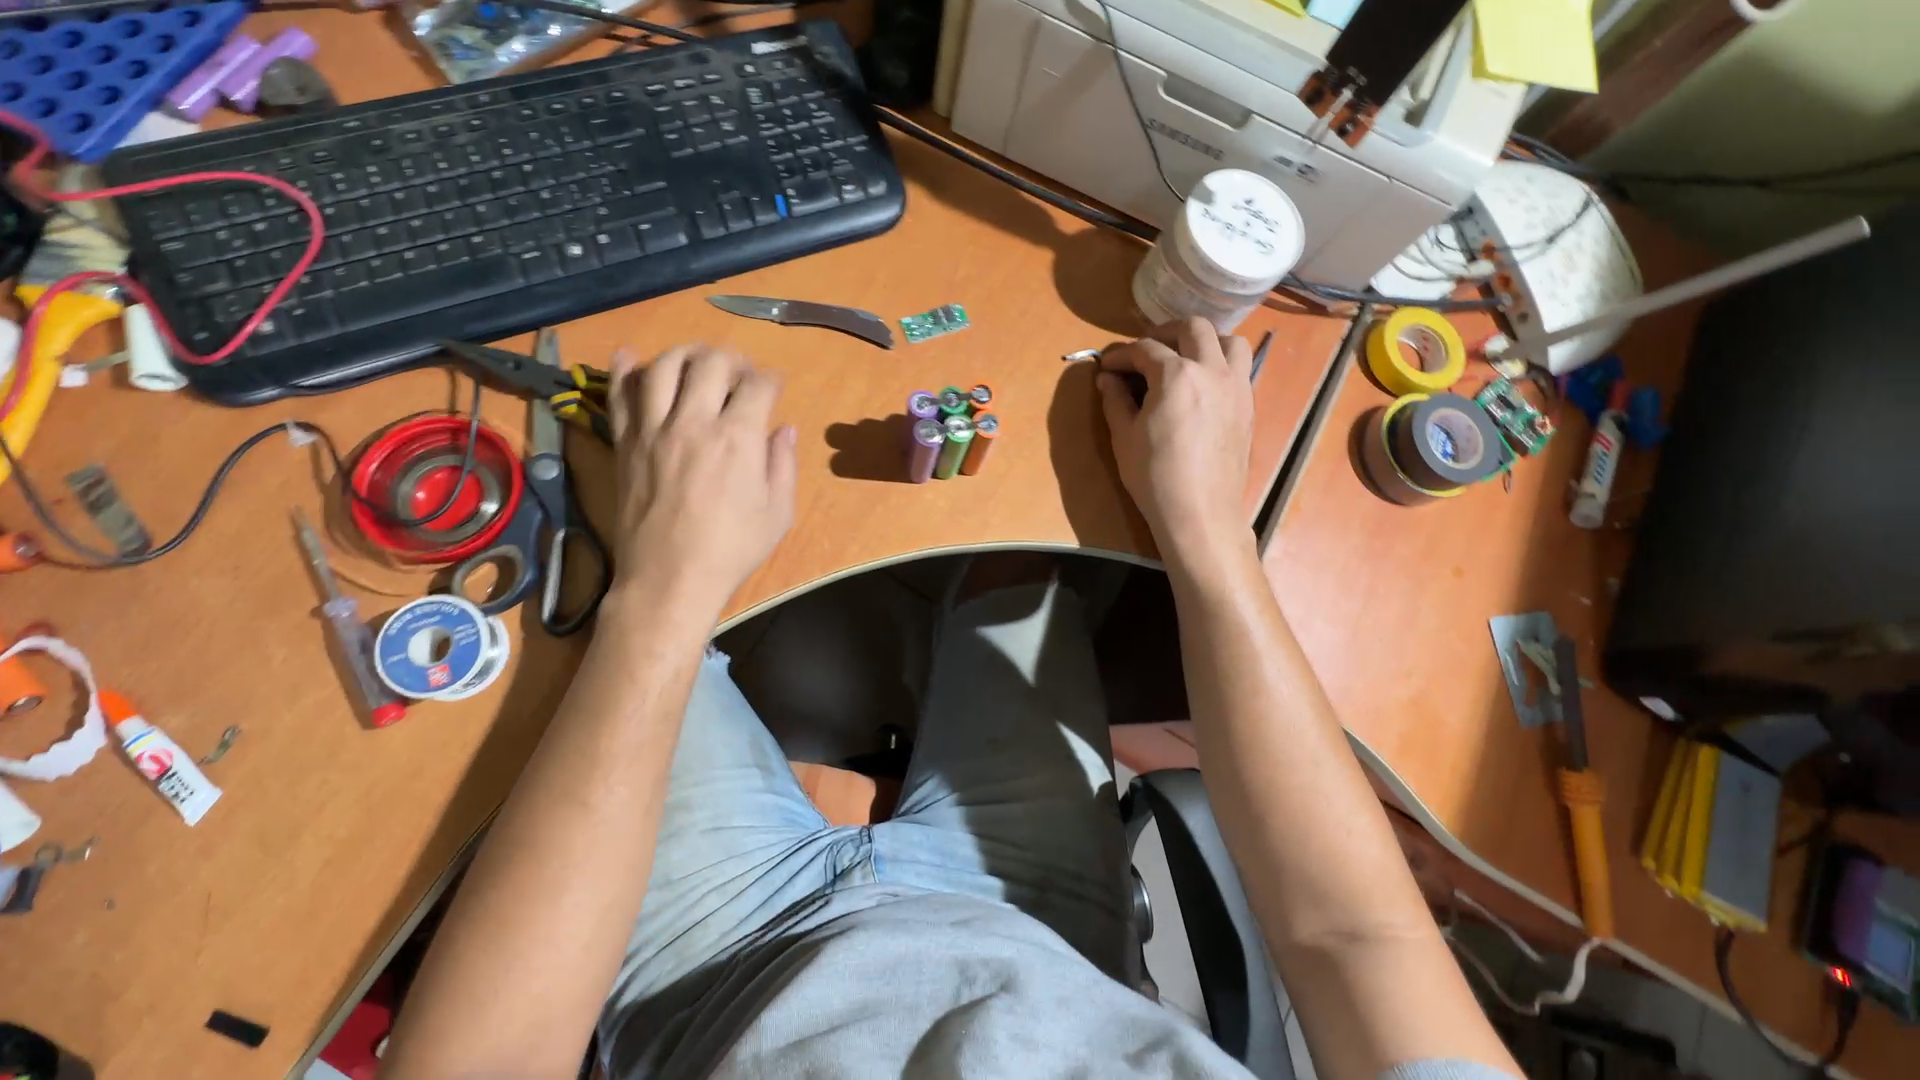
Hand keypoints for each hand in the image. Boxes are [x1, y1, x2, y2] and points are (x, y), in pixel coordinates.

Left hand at [605, 344, 796, 615]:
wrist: (669, 578)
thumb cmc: (732, 549)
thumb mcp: (778, 513)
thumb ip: (783, 465)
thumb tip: (784, 430)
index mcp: (738, 438)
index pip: (758, 384)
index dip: (772, 379)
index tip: (774, 386)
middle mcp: (695, 421)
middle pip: (711, 362)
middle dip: (732, 358)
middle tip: (739, 371)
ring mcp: (654, 429)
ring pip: (664, 366)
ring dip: (685, 354)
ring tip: (696, 361)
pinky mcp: (626, 443)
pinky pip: (620, 394)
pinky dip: (625, 369)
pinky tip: (632, 357)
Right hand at [1097, 318, 1253, 564]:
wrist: (1200, 513)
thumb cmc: (1154, 477)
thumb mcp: (1124, 437)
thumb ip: (1115, 400)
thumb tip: (1107, 378)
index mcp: (1176, 375)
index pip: (1145, 349)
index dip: (1121, 355)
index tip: (1107, 366)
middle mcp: (1211, 370)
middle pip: (1192, 329)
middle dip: (1164, 333)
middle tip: (1145, 351)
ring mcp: (1236, 386)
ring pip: (1228, 341)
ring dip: (1203, 341)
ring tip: (1184, 358)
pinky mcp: (1248, 406)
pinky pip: (1240, 368)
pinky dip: (1221, 364)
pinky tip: (1203, 385)